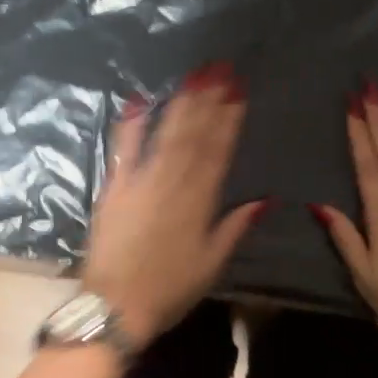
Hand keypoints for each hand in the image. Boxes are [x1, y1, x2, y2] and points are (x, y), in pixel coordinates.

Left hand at [83, 62, 267, 344]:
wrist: (113, 308)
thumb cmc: (168, 289)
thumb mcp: (211, 263)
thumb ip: (235, 226)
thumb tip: (264, 198)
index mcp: (201, 200)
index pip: (219, 150)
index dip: (230, 118)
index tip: (238, 90)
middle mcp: (174, 182)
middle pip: (195, 133)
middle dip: (209, 99)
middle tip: (219, 69)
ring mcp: (142, 180)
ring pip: (167, 133)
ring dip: (182, 102)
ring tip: (194, 76)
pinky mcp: (115, 186)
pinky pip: (123, 148)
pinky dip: (131, 123)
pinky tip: (139, 99)